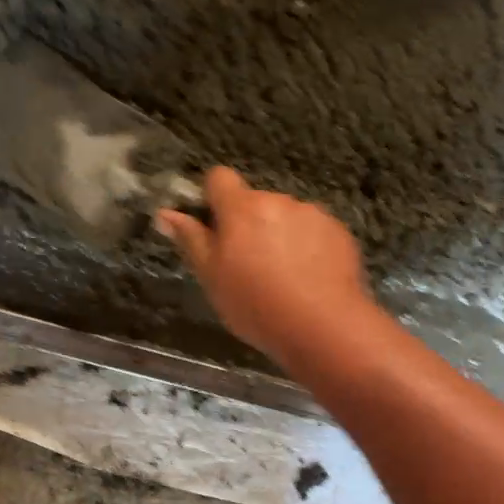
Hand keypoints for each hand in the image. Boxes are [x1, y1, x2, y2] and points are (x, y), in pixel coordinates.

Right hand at [158, 167, 376, 366]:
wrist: (322, 326)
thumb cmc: (255, 305)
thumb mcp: (212, 278)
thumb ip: (191, 240)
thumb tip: (165, 213)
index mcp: (241, 208)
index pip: (219, 178)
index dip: (213, 198)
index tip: (214, 228)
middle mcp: (277, 201)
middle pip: (254, 202)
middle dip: (249, 225)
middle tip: (248, 267)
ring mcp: (311, 214)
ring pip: (285, 217)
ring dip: (279, 236)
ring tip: (282, 278)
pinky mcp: (338, 231)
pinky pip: (313, 231)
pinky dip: (307, 247)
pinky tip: (308, 279)